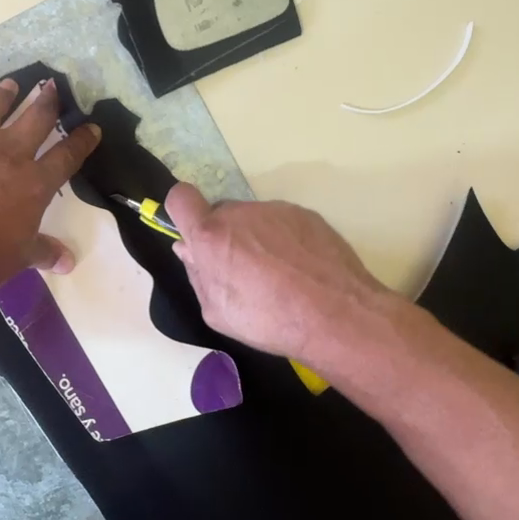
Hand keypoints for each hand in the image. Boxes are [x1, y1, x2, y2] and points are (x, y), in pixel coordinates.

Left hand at [0, 78, 101, 290]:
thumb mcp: (20, 257)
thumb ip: (44, 251)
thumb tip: (68, 262)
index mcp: (35, 182)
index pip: (67, 154)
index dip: (82, 140)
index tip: (91, 127)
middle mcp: (7, 153)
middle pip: (35, 116)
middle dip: (48, 99)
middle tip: (51, 87)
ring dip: (2, 93)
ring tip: (7, 86)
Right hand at [166, 183, 412, 379]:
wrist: (338, 315)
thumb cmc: (268, 320)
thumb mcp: (217, 312)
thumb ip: (197, 275)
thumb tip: (189, 250)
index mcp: (211, 236)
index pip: (180, 198)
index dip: (182, 213)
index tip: (195, 237)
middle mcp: (240, 213)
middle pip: (221, 215)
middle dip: (224, 237)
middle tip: (243, 271)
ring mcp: (275, 210)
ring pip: (253, 220)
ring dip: (256, 239)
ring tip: (279, 275)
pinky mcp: (305, 214)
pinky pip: (282, 223)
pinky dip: (284, 240)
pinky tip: (300, 269)